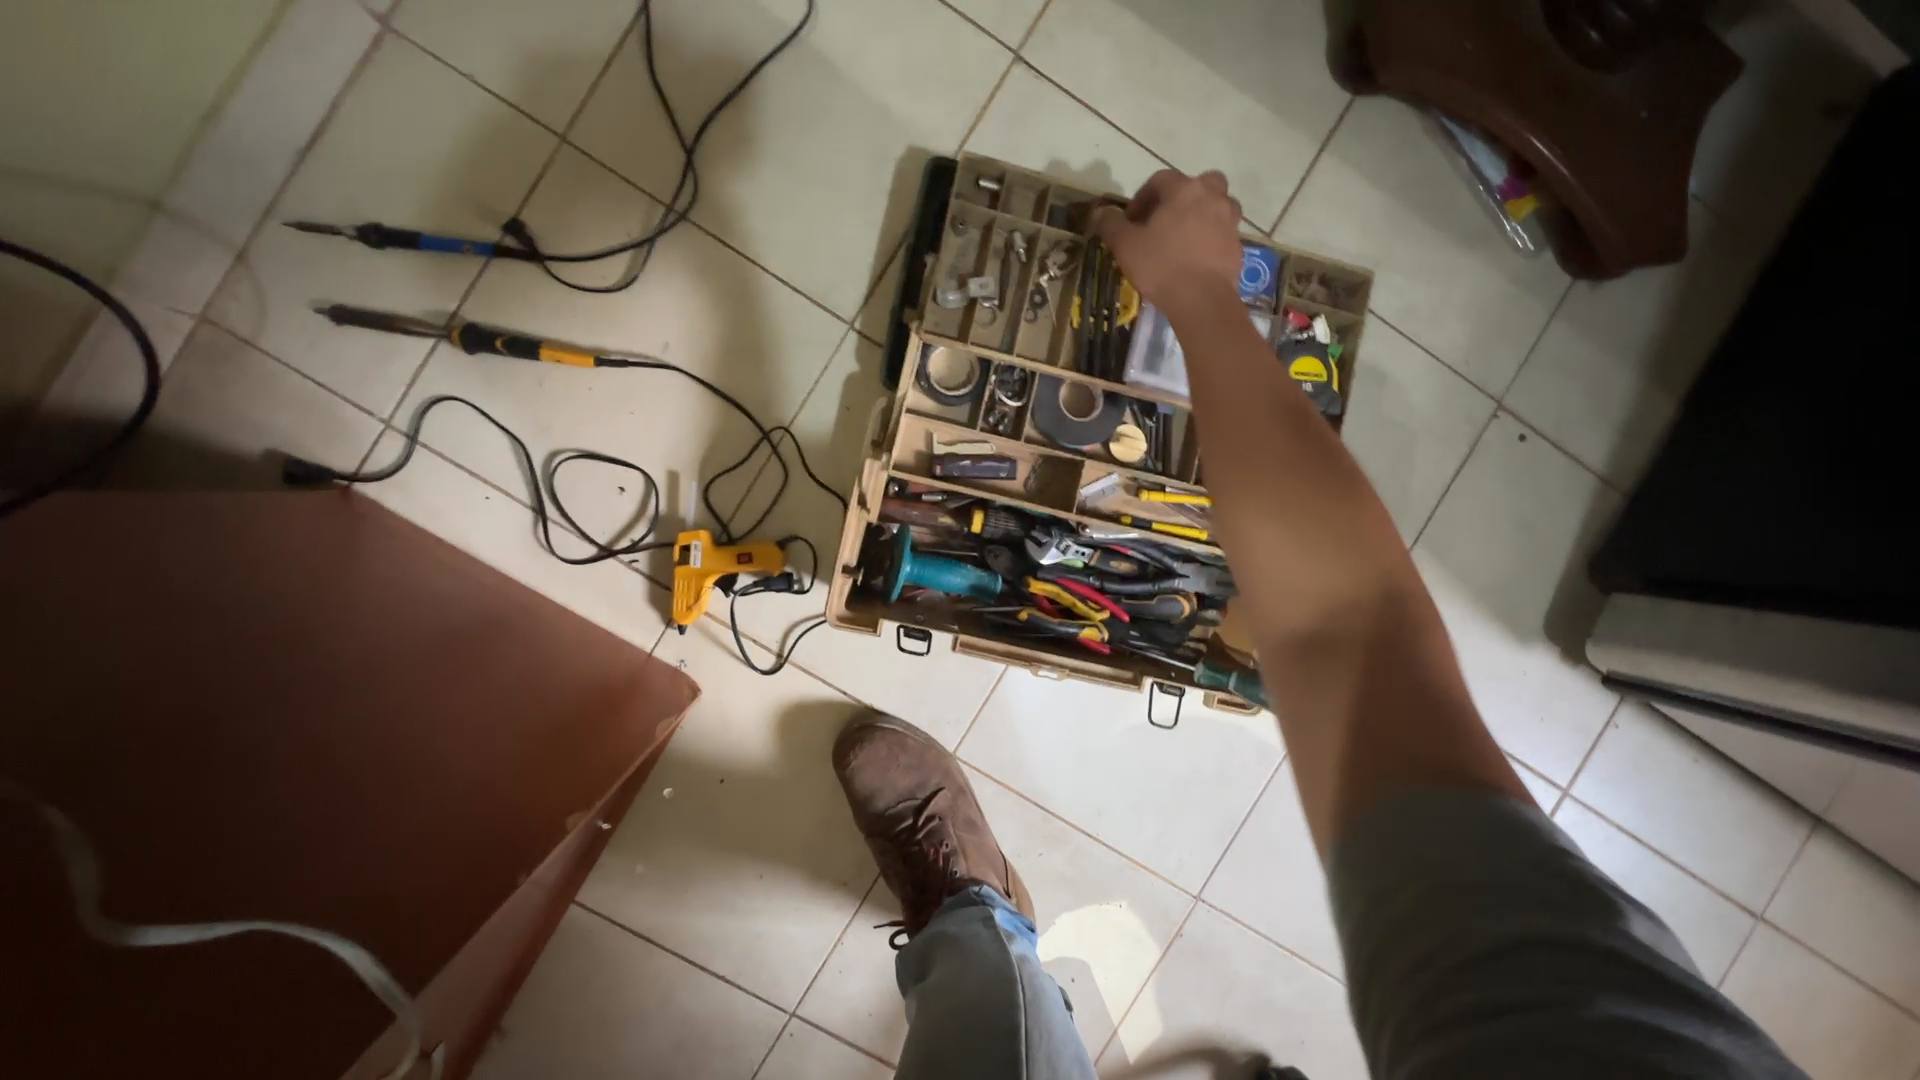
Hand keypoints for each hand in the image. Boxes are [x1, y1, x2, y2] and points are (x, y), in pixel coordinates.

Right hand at [1093, 169, 1243, 317]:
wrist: (1201, 300)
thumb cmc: (1160, 266)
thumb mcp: (1125, 245)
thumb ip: (1111, 224)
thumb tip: (1101, 212)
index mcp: (1184, 190)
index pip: (1161, 180)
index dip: (1143, 197)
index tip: (1131, 220)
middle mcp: (1212, 198)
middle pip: (1200, 183)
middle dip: (1182, 196)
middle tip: (1165, 219)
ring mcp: (1229, 222)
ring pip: (1218, 205)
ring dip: (1203, 213)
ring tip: (1184, 236)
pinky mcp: (1237, 246)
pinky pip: (1223, 233)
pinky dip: (1211, 238)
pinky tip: (1195, 258)